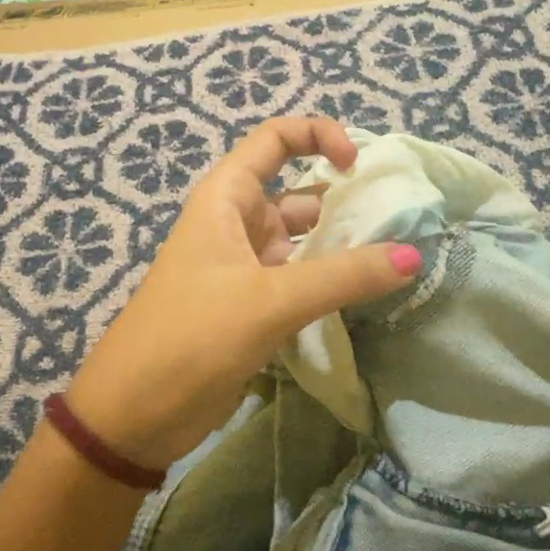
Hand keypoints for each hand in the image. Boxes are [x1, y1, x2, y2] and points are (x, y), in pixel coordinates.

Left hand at [64, 118, 420, 469]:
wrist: (135, 414)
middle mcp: (236, 222)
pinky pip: (299, 279)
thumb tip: (414, 254)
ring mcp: (244, 266)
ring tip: (397, 256)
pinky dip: (330, 281)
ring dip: (343, 244)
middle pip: (298, 190)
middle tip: (401, 218)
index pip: (275, 139)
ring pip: (303, 240)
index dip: (319, 136)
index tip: (358, 167)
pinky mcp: (251, 307)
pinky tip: (368, 294)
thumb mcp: (270, 300)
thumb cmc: (192, 337)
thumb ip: (343, 276)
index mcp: (226, 198)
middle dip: (345, 198)